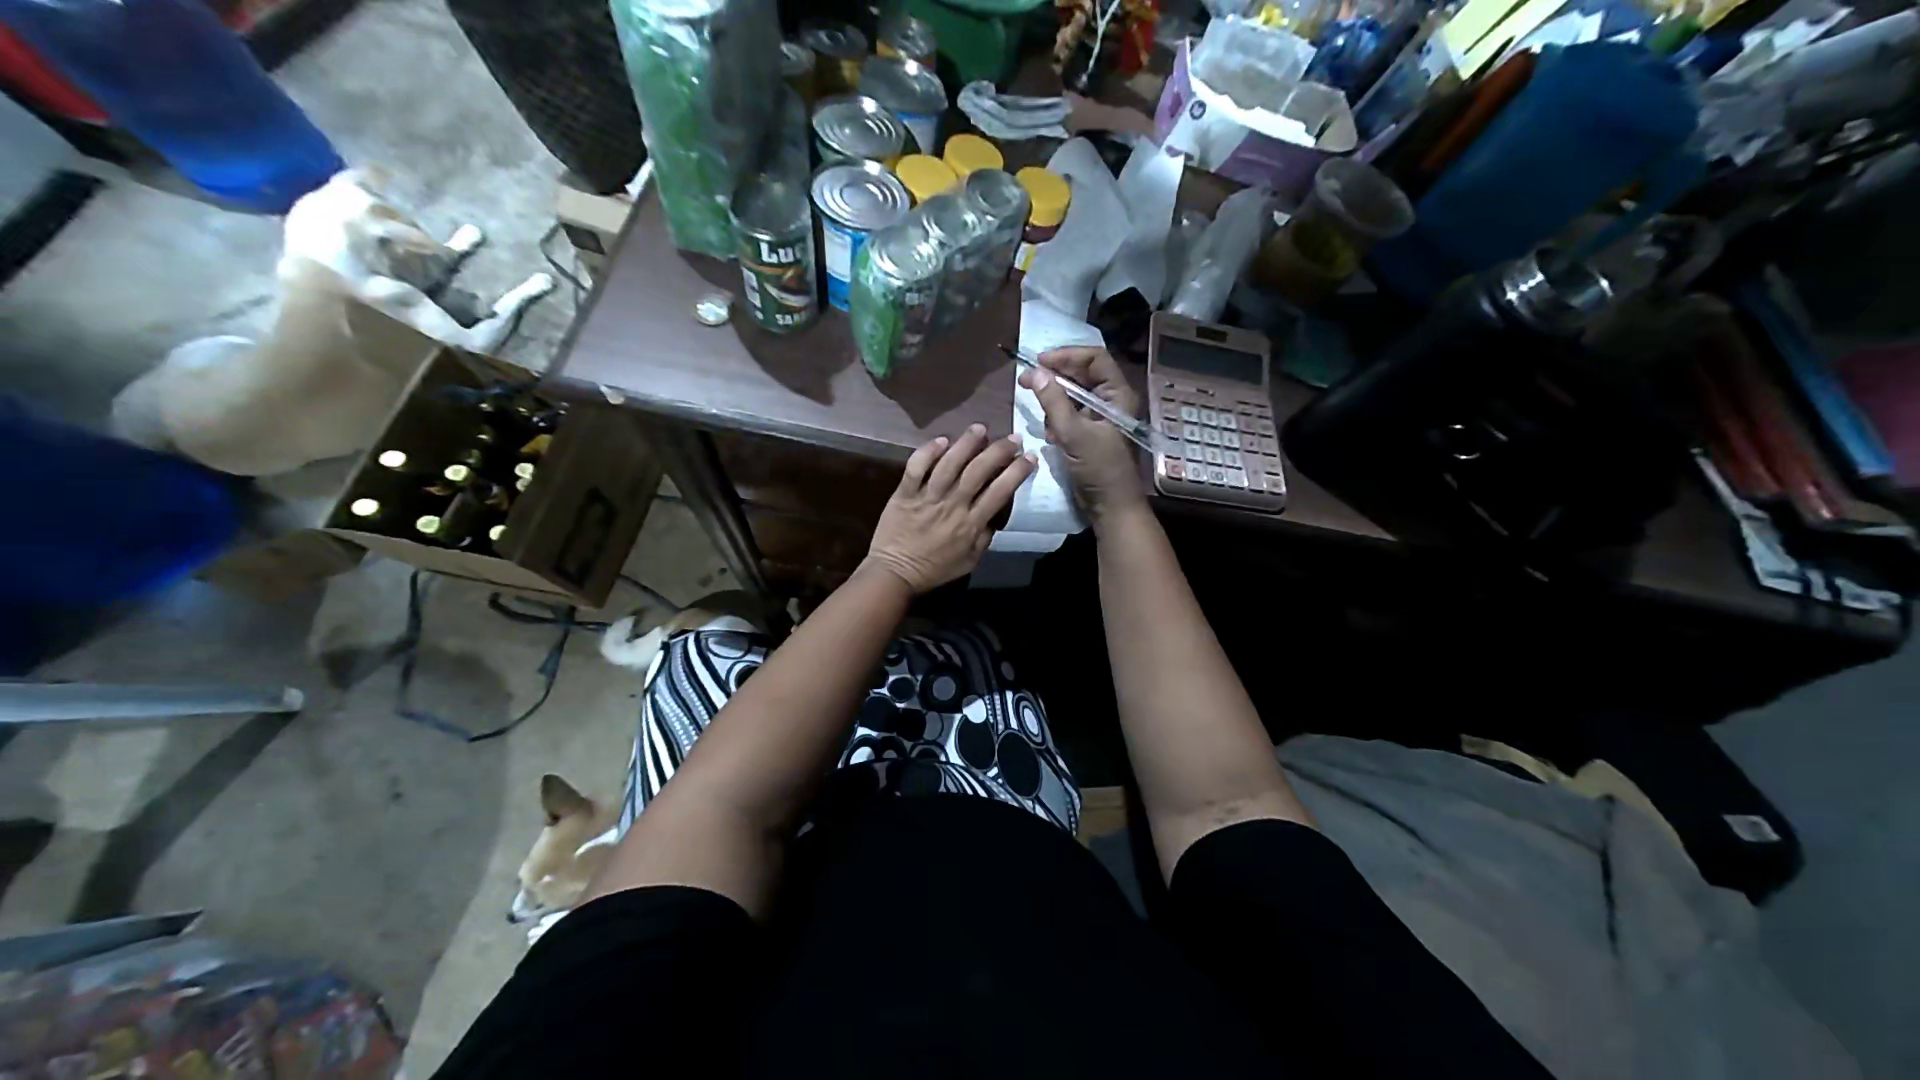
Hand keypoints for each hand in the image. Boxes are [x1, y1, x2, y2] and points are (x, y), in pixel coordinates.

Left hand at [865, 423, 1035, 592]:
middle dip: (999, 451)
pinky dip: (928, 452)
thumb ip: (985, 535)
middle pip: (978, 471)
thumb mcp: (970, 560)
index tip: (1029, 457)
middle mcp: (952, 506)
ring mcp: (927, 498)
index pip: (1000, 492)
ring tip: (980, 428)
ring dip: (967, 444)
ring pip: (949, 464)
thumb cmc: (935, 569)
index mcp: (971, 524)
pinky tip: (942, 440)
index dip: (1017, 472)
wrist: (894, 573)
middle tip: (1013, 437)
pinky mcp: (905, 494)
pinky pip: (916, 468)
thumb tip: (996, 512)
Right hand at [1018, 347, 1145, 523]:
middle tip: (1026, 380)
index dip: (1066, 356)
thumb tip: (1034, 373)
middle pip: (1082, 374)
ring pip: (1073, 395)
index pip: (1095, 359)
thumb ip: (1053, 401)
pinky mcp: (1090, 433)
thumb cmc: (1100, 469)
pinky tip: (1050, 434)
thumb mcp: (1074, 433)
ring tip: (1042, 414)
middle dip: (1055, 376)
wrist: (1111, 507)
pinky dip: (1057, 418)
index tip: (1039, 361)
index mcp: (1118, 395)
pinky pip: (1070, 414)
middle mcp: (1112, 401)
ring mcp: (1101, 417)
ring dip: (1054, 400)